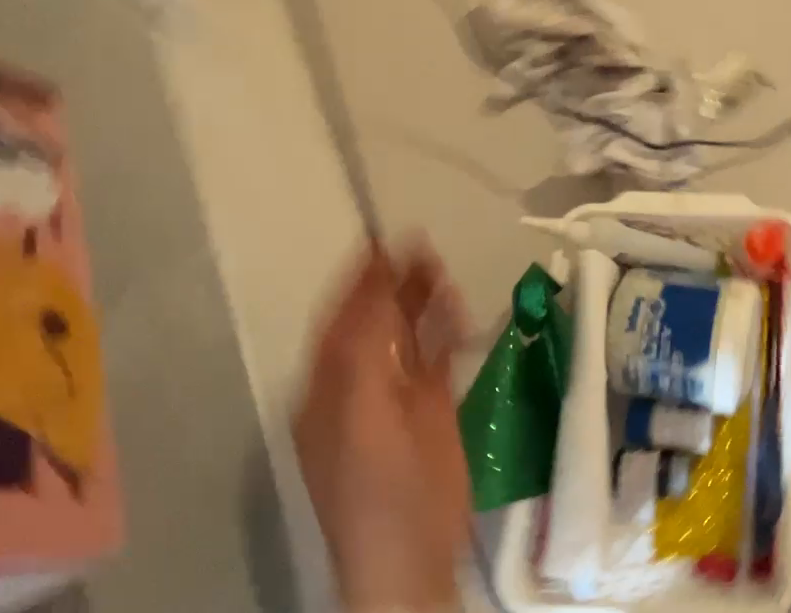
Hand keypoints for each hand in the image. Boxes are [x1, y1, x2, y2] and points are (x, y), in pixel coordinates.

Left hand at [294, 236, 469, 611]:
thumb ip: (368, 353)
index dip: (360, 278)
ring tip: (446, 274)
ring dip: (426, 302)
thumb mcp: (364, 416)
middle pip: (377, 318)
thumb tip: (377, 291)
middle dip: (399, 283)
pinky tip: (460, 311)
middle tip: (427, 248)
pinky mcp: (432, 402)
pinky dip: (448, 329)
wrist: (411, 552)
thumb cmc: (379, 488)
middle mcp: (359, 380)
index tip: (385, 238)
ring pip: (410, 332)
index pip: (342, 318)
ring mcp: (397, 391)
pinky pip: (437, 353)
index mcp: (329, 385)